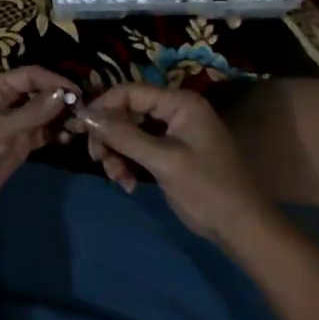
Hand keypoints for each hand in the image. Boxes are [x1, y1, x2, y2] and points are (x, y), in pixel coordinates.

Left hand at [0, 67, 78, 203]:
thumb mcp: (3, 127)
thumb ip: (34, 111)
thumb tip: (63, 94)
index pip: (30, 75)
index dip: (54, 81)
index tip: (77, 93)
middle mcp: (8, 98)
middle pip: (41, 91)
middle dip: (61, 99)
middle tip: (84, 110)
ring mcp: (16, 120)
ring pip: (46, 111)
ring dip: (62, 117)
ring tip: (79, 126)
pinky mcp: (22, 140)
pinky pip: (45, 130)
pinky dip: (57, 132)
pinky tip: (68, 138)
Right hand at [72, 82, 274, 241]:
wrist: (238, 227)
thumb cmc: (207, 188)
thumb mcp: (162, 160)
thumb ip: (122, 135)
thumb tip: (83, 116)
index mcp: (180, 103)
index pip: (128, 92)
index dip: (101, 108)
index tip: (80, 130)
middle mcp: (174, 110)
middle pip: (123, 111)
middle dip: (108, 136)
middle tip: (98, 159)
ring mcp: (170, 131)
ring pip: (124, 131)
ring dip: (114, 154)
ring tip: (117, 177)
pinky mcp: (165, 151)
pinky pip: (133, 147)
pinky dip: (124, 163)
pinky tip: (127, 183)